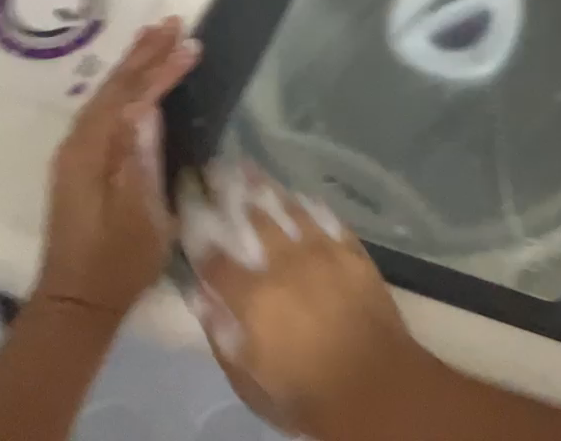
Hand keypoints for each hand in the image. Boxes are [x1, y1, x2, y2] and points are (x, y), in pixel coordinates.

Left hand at [35, 18, 198, 320]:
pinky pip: (103, 109)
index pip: (132, 98)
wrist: (76, 302)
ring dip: (132, 64)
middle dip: (144, 54)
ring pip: (106, 96)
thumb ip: (140, 160)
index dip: (162, 70)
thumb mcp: (140, 214)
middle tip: (173, 22)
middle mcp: (78, 146)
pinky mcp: (80, 165)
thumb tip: (146, 109)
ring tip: (155, 36)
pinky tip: (133, 80)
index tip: (193, 45)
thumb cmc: (118, 261)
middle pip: (113, 88)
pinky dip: (122, 85)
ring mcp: (75, 155)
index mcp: (93, 154)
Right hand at [178, 163, 438, 436]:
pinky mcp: (352, 249)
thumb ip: (221, 334)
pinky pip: (326, 217)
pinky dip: (308, 204)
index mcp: (252, 296)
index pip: (214, 255)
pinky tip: (298, 193)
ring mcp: (323, 251)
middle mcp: (285, 263)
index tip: (185, 200)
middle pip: (252, 218)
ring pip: (289, 209)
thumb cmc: (303, 393)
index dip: (196, 225)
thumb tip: (200, 295)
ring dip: (266, 187)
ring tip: (248, 166)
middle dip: (230, 191)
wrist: (374, 382)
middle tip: (215, 167)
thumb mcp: (248, 380)